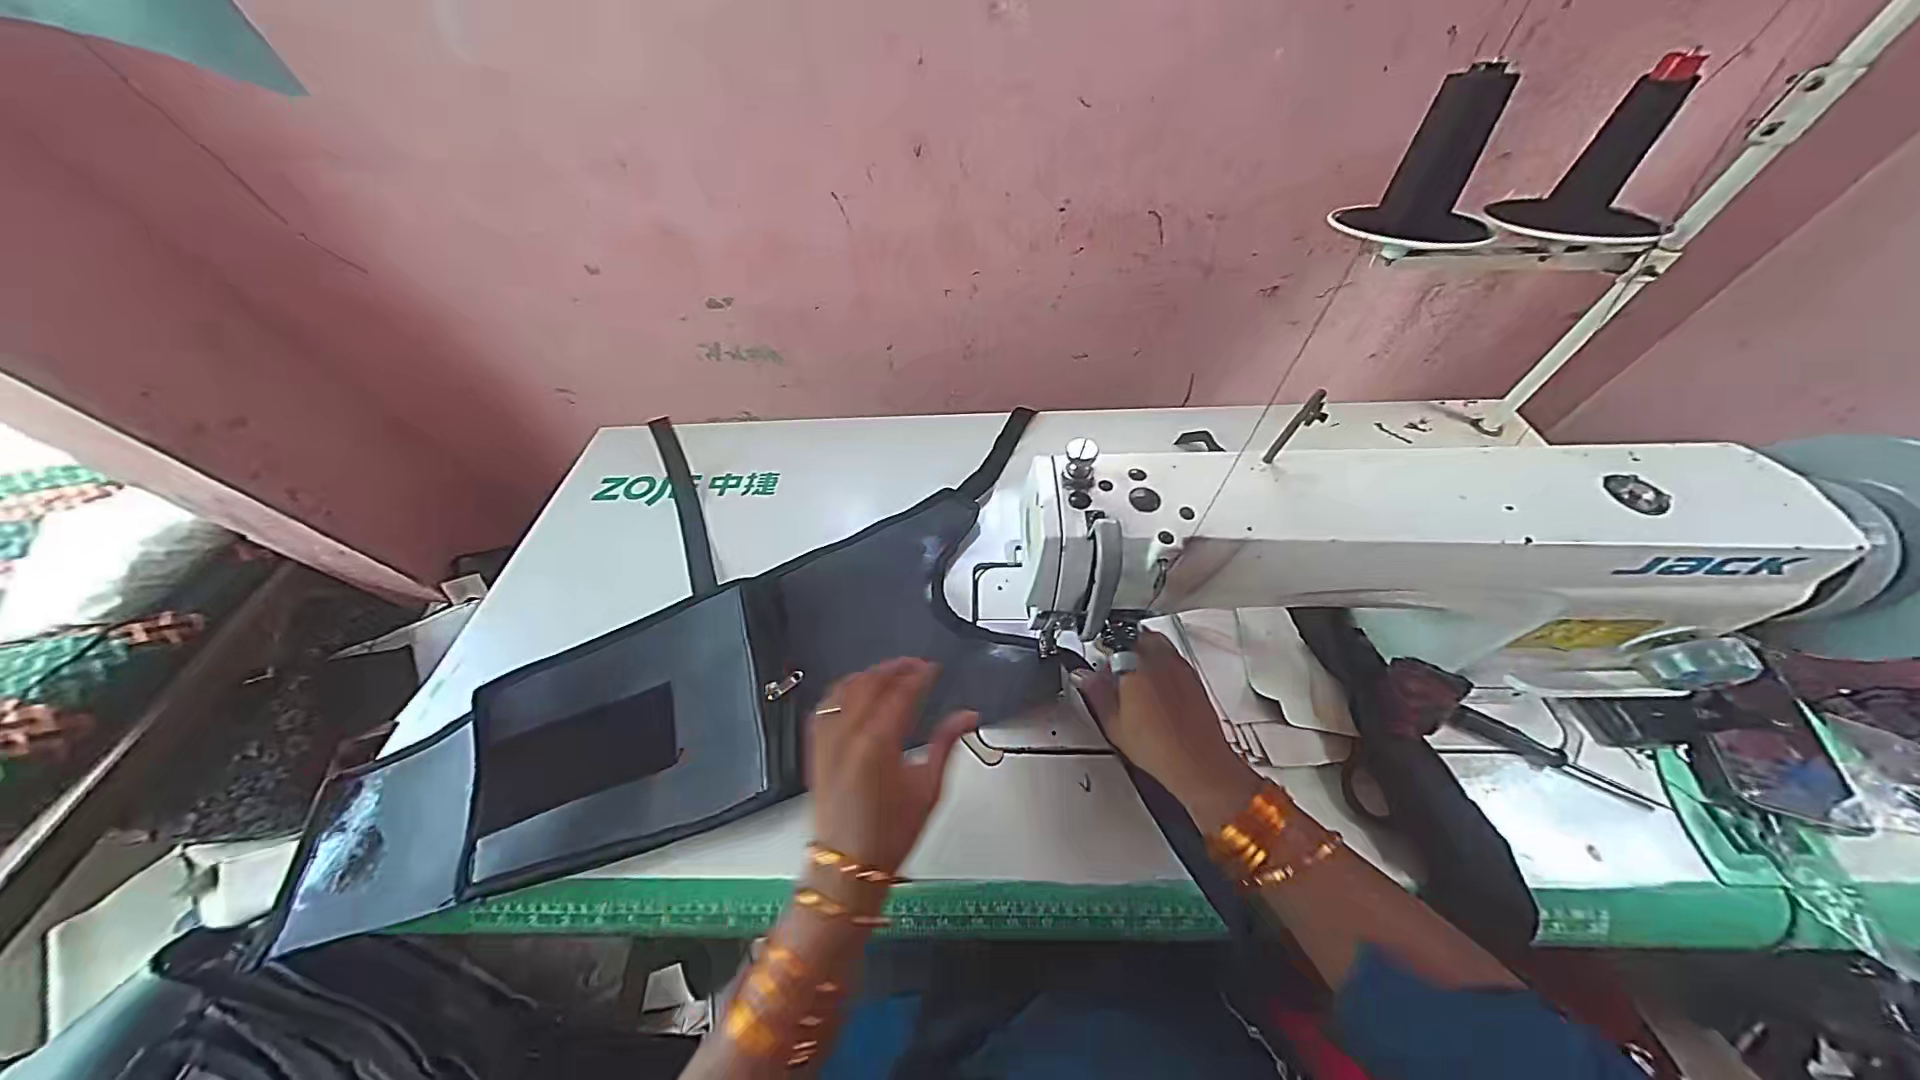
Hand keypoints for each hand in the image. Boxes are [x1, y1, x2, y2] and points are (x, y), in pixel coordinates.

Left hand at [807, 658, 977, 872]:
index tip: (931, 668)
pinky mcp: (816, 749)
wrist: (847, 866)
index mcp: (880, 742)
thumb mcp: (928, 788)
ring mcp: (828, 741)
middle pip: (872, 682)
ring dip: (869, 674)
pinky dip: (841, 691)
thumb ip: (946, 743)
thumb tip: (965, 717)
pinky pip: (824, 705)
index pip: (902, 690)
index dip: (920, 674)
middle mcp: (849, 736)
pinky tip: (853, 691)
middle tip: (914, 665)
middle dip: (896, 667)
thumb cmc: (886, 836)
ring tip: (888, 672)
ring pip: (845, 688)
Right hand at [1073, 630, 1261, 831]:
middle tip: (1115, 662)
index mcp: (1135, 664)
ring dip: (1145, 652)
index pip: (1114, 640)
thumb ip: (1096, 693)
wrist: (1198, 764)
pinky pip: (1174, 661)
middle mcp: (1160, 659)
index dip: (1103, 650)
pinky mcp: (1194, 680)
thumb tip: (1085, 677)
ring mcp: (1181, 668)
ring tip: (1135, 676)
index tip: (1099, 661)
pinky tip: (1156, 690)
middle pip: (1139, 636)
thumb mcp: (1113, 724)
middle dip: (1125, 644)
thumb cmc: (1161, 748)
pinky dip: (1162, 667)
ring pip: (1159, 645)